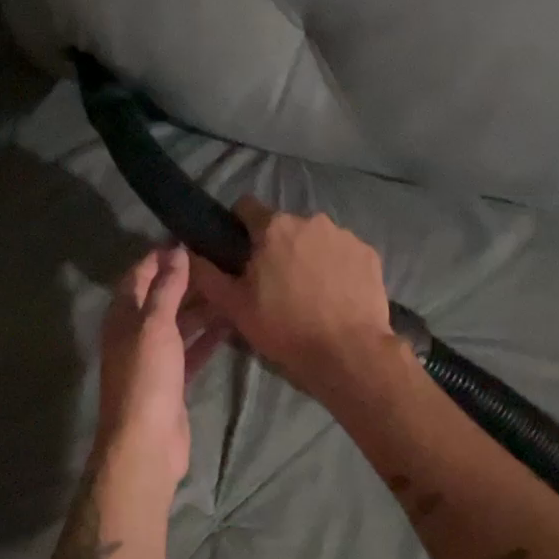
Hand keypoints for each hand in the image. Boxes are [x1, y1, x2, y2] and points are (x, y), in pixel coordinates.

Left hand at [96, 245, 231, 486]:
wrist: (145, 443)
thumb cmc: (146, 378)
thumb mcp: (155, 326)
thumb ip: (166, 288)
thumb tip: (175, 250)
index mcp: (123, 316)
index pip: (139, 275)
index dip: (160, 256)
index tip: (191, 238)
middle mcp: (135, 333)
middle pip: (161, 298)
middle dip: (186, 280)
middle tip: (221, 261)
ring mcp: (153, 359)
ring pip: (179, 324)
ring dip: (202, 307)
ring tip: (233, 286)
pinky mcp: (172, 381)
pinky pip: (191, 350)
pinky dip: (208, 337)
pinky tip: (232, 323)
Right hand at [187, 197, 396, 402]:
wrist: (347, 353)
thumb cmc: (284, 328)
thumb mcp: (234, 306)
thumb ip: (207, 274)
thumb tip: (189, 252)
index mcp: (273, 227)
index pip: (245, 206)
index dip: (237, 226)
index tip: (239, 253)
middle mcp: (310, 220)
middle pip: (283, 226)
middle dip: (276, 246)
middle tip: (273, 284)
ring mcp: (344, 235)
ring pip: (315, 239)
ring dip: (307, 256)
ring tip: (308, 293)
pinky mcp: (368, 254)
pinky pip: (343, 254)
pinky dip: (336, 268)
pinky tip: (334, 297)